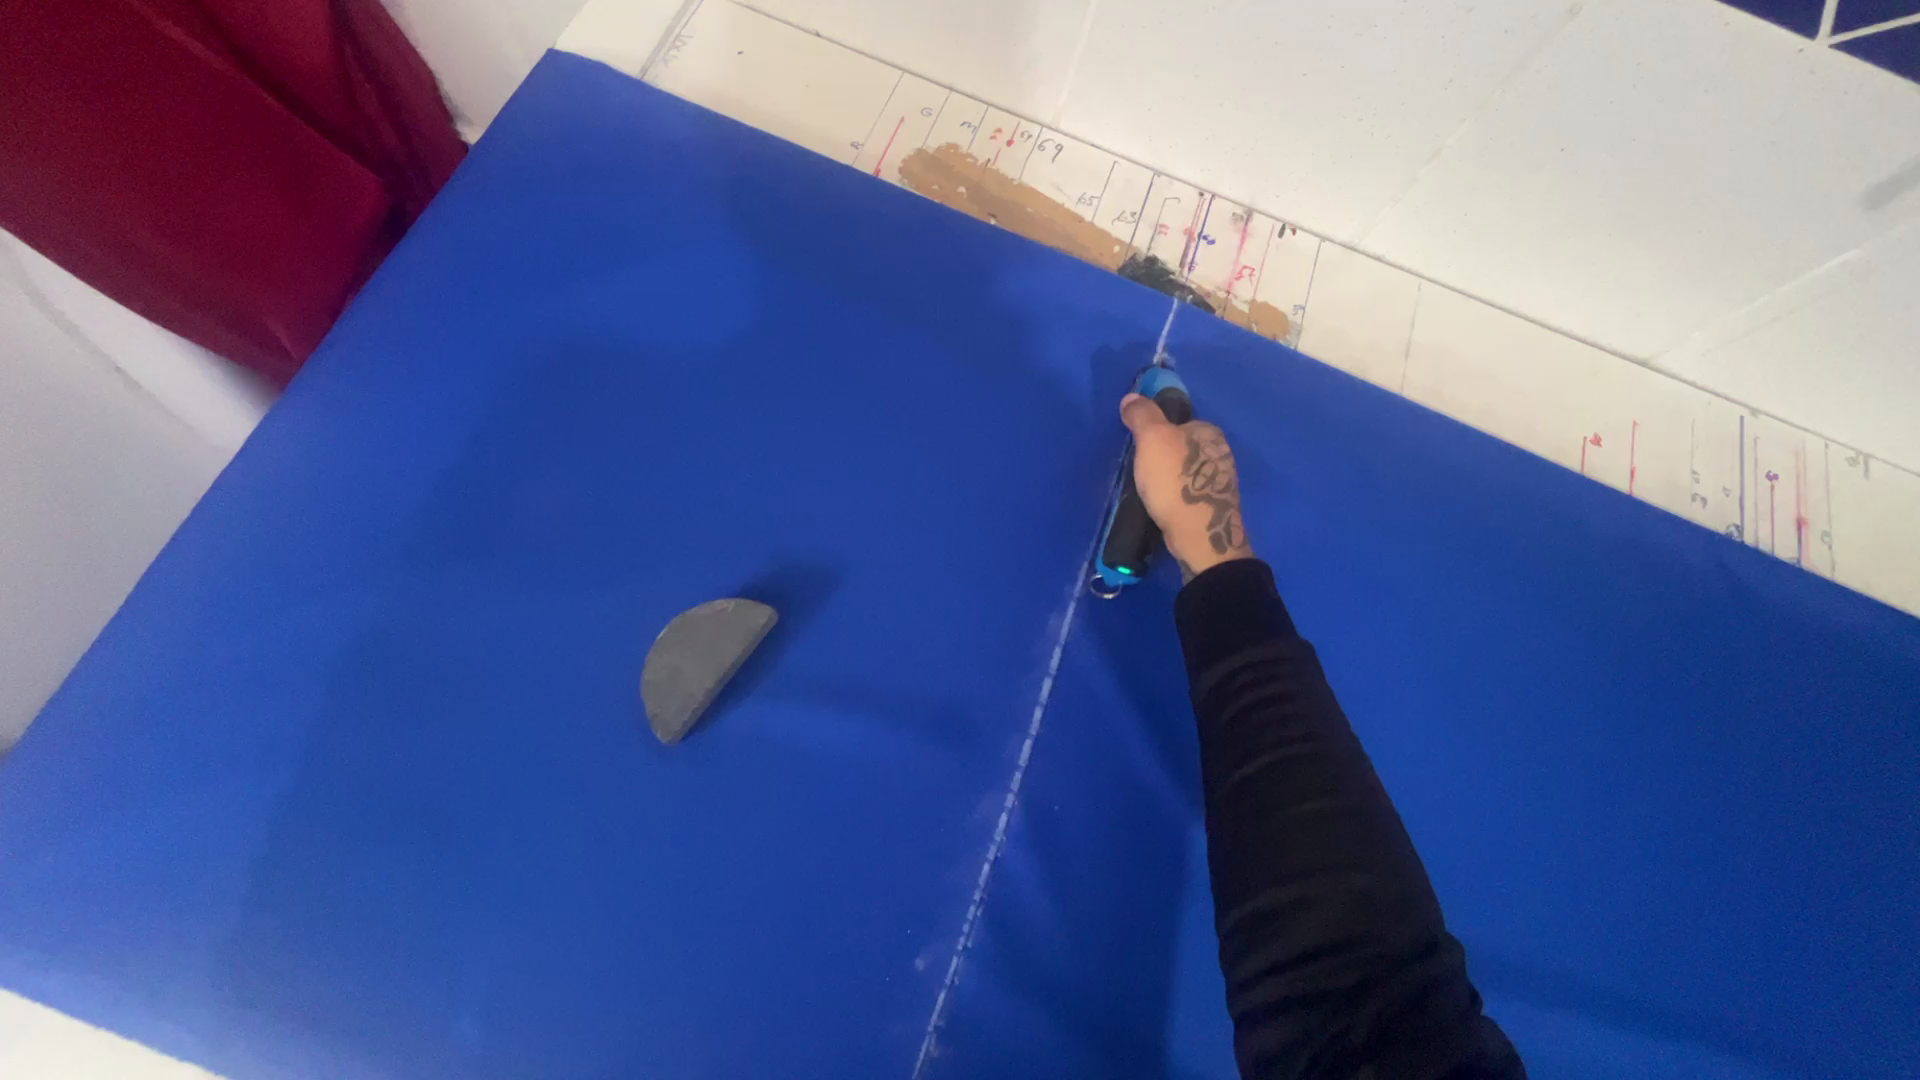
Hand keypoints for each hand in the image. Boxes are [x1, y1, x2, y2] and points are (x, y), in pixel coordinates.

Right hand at [1120, 393, 1254, 581]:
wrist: (1199, 533)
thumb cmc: (1174, 480)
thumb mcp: (1152, 439)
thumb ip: (1142, 415)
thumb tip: (1131, 397)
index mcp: (1209, 432)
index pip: (1181, 423)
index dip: (1159, 432)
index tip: (1142, 448)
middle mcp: (1221, 453)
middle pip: (1184, 448)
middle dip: (1165, 457)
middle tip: (1142, 471)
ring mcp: (1220, 483)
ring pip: (1187, 473)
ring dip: (1171, 479)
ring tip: (1150, 492)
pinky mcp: (1214, 508)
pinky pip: (1190, 494)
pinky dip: (1177, 498)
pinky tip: (1163, 507)